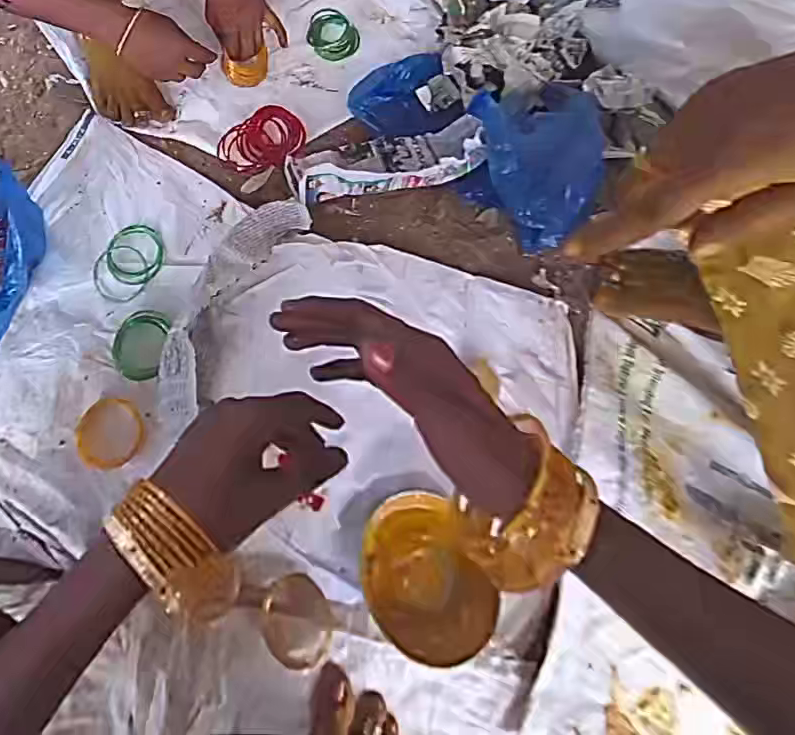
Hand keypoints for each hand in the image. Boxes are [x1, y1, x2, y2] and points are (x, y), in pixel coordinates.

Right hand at [115, 8, 216, 81]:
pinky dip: (171, 75)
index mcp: (184, 47)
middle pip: (197, 72)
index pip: (205, 57)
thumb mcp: (171, 25)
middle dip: (200, 67)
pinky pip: (168, 79)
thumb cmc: (144, 22)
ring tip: (182, 64)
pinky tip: (168, 67)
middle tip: (200, 62)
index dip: (209, 56)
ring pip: (183, 78)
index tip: (210, 55)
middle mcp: (177, 63)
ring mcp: (165, 72)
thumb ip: (184, 39)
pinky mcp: (153, 76)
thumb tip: (188, 44)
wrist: (123, 30)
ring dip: (185, 72)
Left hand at [149, 392, 347, 551]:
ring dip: (281, 436)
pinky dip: (260, 439)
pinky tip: (265, 463)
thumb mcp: (269, 495)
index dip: (322, 415)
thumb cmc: (217, 512)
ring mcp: (211, 419)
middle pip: (277, 411)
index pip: (297, 405)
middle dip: (303, 431)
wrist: (154, 531)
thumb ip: (309, 471)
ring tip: (296, 464)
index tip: (340, 427)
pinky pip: (239, 426)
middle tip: (321, 457)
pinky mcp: (198, 434)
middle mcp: (231, 408)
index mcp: (250, 416)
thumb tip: (339, 456)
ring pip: (257, 419)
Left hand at [205, 0, 288, 61]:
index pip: (234, 52)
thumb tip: (223, 44)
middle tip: (244, 64)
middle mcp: (244, 27)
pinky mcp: (265, 12)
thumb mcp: (211, 17)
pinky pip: (276, 26)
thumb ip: (219, 33)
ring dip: (257, 53)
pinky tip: (283, 44)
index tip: (232, 64)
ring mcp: (256, 20)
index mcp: (229, 29)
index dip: (233, 60)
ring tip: (256, 59)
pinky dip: (281, 36)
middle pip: (248, 52)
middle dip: (245, 60)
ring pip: (260, 44)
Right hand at [271, 298, 537, 517]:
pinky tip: (323, 373)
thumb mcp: (443, 418)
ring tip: (291, 341)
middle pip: (359, 324)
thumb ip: (405, 380)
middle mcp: (416, 352)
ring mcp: (415, 370)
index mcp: (420, 351)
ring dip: (326, 338)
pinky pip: (369, 368)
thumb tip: (368, 346)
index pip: (363, 318)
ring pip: (361, 342)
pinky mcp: (412, 390)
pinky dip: (342, 365)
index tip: (289, 312)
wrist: (514, 481)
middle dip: (318, 319)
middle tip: (280, 321)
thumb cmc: (481, 453)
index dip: (323, 312)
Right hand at [563, 13, 794, 262]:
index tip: (569, 250)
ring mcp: (710, 103)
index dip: (607, 232)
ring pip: (659, 154)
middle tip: (653, 235)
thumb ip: (749, 222)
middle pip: (645, 178)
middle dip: (634, 210)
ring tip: (696, 208)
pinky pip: (680, 132)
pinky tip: (716, 170)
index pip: (651, 209)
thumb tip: (694, 246)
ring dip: (662, 185)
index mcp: (729, 164)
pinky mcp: (722, 87)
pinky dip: (681, 159)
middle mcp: (704, 129)